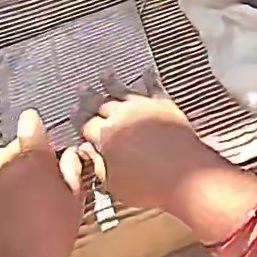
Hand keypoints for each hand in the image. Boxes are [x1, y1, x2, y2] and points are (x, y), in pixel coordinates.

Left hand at [0, 110, 86, 256]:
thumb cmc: (54, 232)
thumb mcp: (75, 194)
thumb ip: (71, 165)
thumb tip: (67, 153)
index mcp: (32, 156)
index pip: (30, 124)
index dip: (37, 127)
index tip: (41, 133)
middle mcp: (5, 164)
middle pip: (15, 144)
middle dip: (27, 153)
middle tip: (41, 171)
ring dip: (10, 167)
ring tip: (25, 187)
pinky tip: (11, 200)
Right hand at [80, 82, 232, 215]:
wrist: (184, 174)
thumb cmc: (147, 185)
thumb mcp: (114, 183)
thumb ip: (97, 163)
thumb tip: (85, 149)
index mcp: (107, 135)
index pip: (86, 123)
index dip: (78, 117)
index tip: (72, 110)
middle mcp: (122, 116)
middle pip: (101, 103)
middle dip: (89, 96)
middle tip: (81, 88)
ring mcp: (143, 107)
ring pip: (123, 91)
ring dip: (112, 82)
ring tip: (105, 74)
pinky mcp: (163, 104)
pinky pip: (153, 87)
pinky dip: (148, 78)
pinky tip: (145, 71)